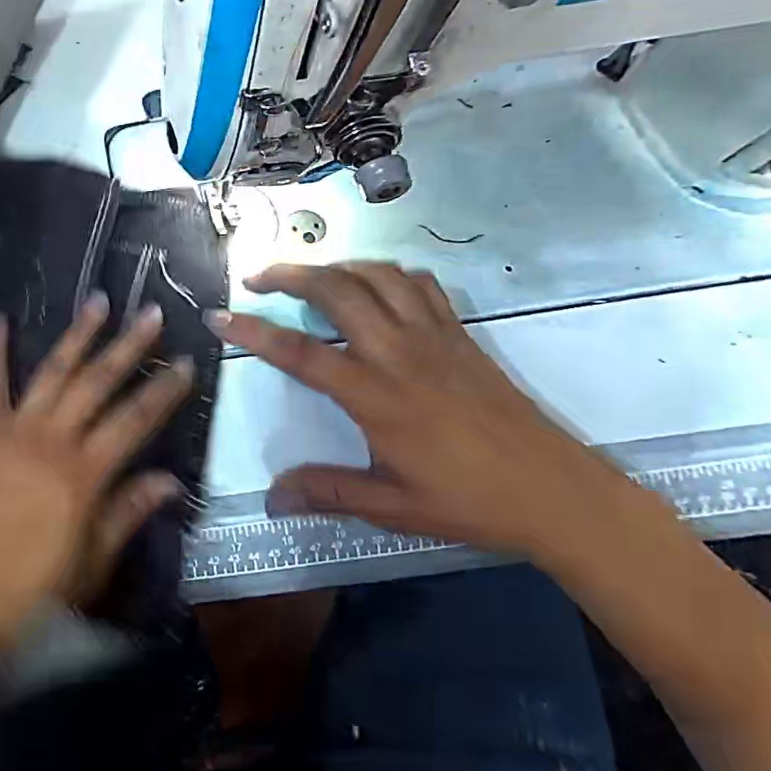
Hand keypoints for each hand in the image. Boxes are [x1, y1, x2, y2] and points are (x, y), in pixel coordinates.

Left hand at [0, 295, 194, 647]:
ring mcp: (13, 432)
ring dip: (78, 335)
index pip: (135, 421)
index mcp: (84, 474)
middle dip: (129, 347)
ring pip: (53, 372)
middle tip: (152, 314)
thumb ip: (127, 515)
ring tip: (99, 302)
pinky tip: (0, 321)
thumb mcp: (90, 564)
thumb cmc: (27, 591)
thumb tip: (169, 481)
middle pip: (98, 383)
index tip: (185, 364)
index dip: (163, 391)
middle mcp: (53, 441)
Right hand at [207, 263, 653, 559]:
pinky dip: (389, 274)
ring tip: (312, 275)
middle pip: (338, 290)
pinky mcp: (460, 335)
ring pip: (379, 276)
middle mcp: (399, 352)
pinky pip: (420, 286)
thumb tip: (272, 498)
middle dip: (291, 273)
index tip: (220, 315)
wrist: (550, 487)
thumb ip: (328, 492)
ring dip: (339, 265)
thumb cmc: (467, 500)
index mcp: (375, 395)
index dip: (255, 331)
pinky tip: (378, 286)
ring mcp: (434, 336)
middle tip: (258, 276)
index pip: (301, 352)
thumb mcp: (391, 505)